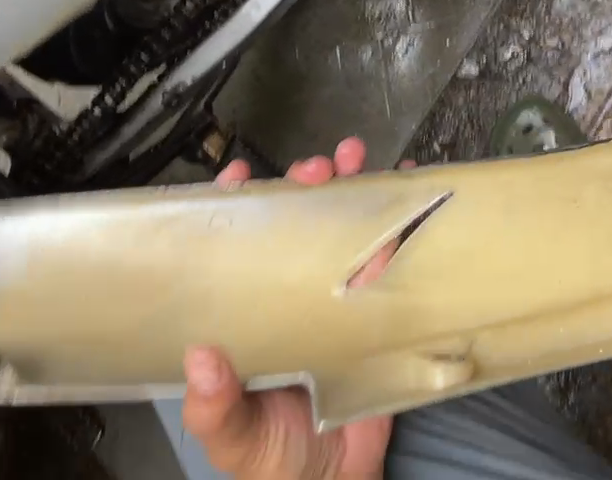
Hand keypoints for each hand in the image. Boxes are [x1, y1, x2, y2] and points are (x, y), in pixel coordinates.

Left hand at [181, 137, 411, 479]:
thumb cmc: (280, 459)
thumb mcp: (238, 440)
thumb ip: (216, 409)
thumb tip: (201, 357)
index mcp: (254, 309)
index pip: (238, 243)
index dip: (236, 204)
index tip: (238, 176)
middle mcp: (296, 287)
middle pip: (299, 217)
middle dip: (305, 180)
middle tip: (318, 171)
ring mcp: (343, 290)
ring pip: (346, 220)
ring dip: (352, 180)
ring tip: (355, 161)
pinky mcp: (384, 300)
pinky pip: (397, 247)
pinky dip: (404, 209)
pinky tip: (411, 182)